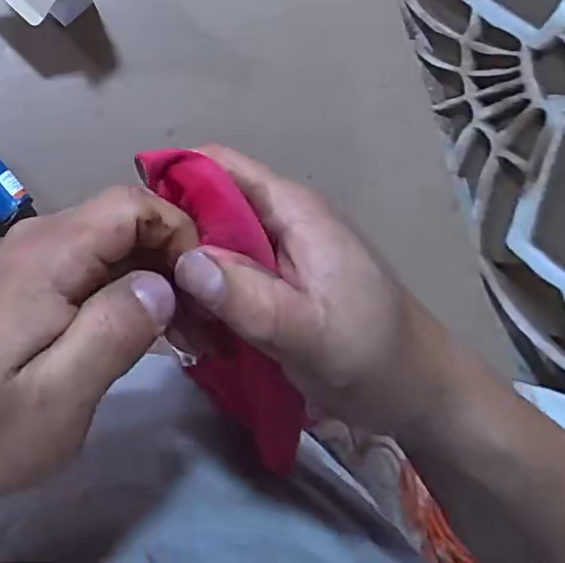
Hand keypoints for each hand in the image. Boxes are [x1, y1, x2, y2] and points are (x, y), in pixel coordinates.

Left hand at [0, 185, 198, 497]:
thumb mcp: (57, 397)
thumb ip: (111, 334)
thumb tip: (163, 285)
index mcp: (46, 254)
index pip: (128, 205)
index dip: (177, 232)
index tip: (205, 289)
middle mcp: (41, 236)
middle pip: (125, 218)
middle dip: (174, 260)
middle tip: (205, 326)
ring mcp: (36, 251)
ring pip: (115, 238)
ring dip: (157, 277)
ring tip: (187, 336)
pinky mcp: (36, 272)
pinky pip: (96, 259)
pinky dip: (130, 285)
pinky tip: (149, 329)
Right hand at [169, 145, 458, 436]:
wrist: (428, 400)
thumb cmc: (378, 359)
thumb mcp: (312, 335)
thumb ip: (249, 298)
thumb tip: (182, 260)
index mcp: (289, 208)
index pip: (215, 163)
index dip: (171, 177)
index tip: (136, 220)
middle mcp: (277, 216)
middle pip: (204, 200)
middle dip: (172, 233)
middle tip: (148, 278)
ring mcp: (275, 246)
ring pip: (209, 237)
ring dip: (186, 268)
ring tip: (171, 312)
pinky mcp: (273, 275)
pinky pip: (223, 267)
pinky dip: (203, 288)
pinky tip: (194, 323)